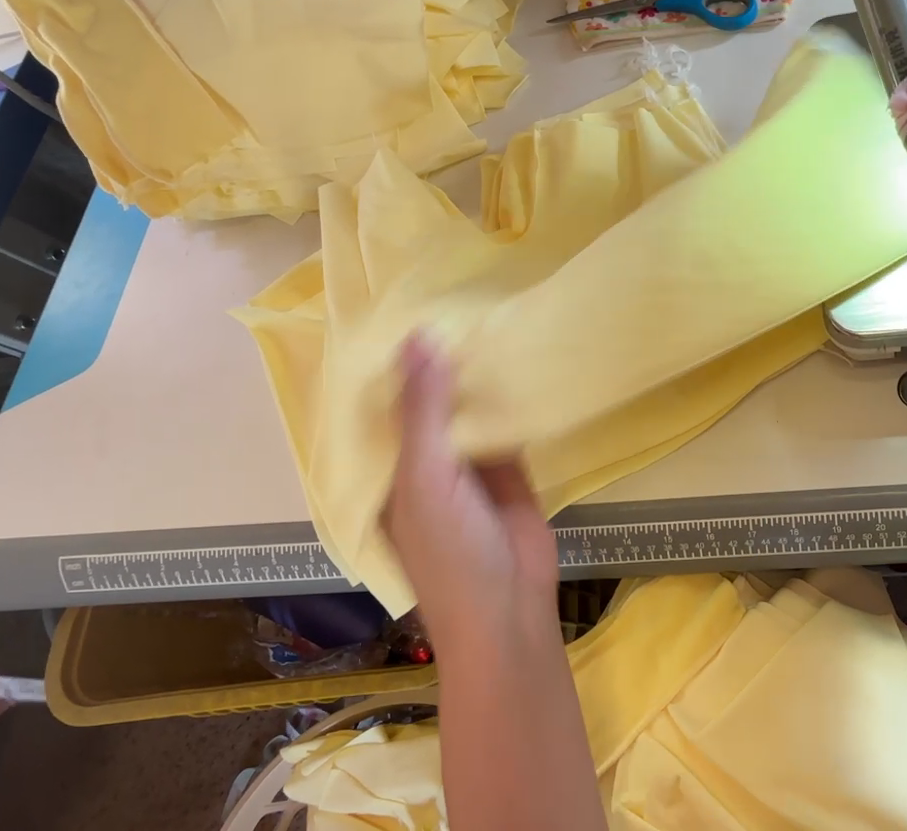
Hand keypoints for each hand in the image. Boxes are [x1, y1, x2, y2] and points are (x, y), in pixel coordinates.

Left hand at [384, 333, 557, 633]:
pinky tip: (522, 358)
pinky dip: (512, 399)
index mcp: (387, 470)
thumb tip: (420, 337)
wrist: (511, 609)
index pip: (383, 406)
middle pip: (429, 403)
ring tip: (491, 313)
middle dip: (441, 363)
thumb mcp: (428, 478)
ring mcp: (467, 467)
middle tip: (459, 297)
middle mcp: (423, 463)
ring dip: (478, 377)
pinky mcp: (508, 469)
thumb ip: (426, 410)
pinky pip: (506, 425)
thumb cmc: (451, 554)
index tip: (407, 305)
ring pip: (469, 411)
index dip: (394, 363)